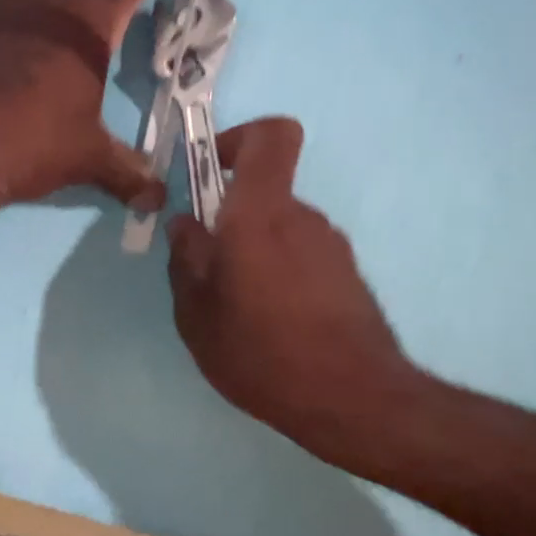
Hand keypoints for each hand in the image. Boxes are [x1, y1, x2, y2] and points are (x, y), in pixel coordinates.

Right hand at [167, 118, 425, 457]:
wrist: (350, 399)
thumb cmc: (261, 354)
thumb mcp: (197, 315)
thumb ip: (186, 262)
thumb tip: (185, 224)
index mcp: (260, 215)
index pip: (270, 137)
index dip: (238, 140)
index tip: (208, 172)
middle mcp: (302, 218)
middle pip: (263, 196)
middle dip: (229, 222)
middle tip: (204, 273)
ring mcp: (331, 247)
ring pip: (279, 231)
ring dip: (253, 255)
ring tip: (236, 312)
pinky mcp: (347, 277)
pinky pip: (300, 259)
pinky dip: (278, 277)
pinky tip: (268, 327)